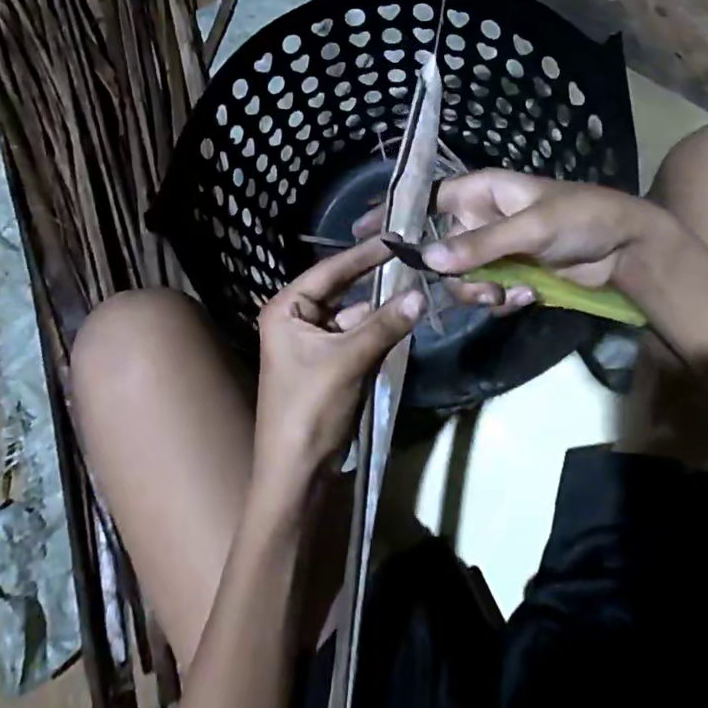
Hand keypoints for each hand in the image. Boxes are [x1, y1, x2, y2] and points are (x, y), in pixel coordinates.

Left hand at [255, 237, 424, 489]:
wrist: (297, 470)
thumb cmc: (310, 408)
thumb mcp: (348, 360)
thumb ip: (385, 325)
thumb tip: (422, 292)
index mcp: (286, 309)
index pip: (328, 271)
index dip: (362, 255)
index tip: (395, 237)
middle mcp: (296, 320)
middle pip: (342, 291)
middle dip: (376, 279)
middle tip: (413, 258)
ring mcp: (314, 343)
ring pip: (354, 316)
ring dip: (382, 308)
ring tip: (418, 286)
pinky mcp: (330, 364)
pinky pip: (358, 338)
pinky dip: (380, 331)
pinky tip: (405, 320)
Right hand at [359, 170, 668, 298]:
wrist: (627, 247)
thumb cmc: (580, 217)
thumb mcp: (530, 227)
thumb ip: (479, 245)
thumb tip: (427, 261)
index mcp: (480, 192)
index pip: (425, 198)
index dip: (395, 213)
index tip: (363, 233)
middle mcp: (479, 220)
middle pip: (440, 251)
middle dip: (454, 275)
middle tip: (478, 289)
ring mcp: (494, 250)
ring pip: (461, 279)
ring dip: (481, 293)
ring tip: (510, 293)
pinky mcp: (510, 275)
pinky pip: (487, 293)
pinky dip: (503, 300)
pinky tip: (529, 295)